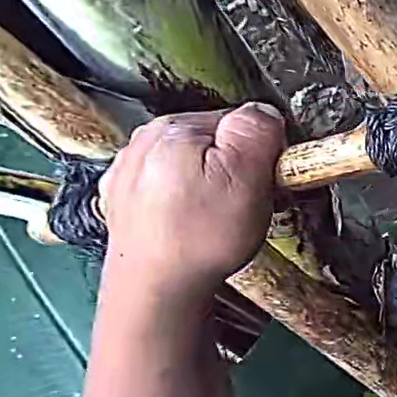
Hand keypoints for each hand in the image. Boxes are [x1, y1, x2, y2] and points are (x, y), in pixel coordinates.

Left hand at [99, 104, 287, 300]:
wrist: (157, 287)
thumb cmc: (204, 235)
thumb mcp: (248, 176)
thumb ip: (256, 131)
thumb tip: (263, 109)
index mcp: (175, 128)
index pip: (242, 120)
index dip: (266, 149)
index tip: (270, 178)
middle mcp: (144, 141)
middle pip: (218, 140)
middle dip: (242, 165)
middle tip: (253, 198)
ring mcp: (129, 171)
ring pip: (196, 162)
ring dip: (218, 182)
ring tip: (227, 213)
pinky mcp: (126, 199)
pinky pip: (175, 184)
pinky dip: (193, 198)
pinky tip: (199, 219)